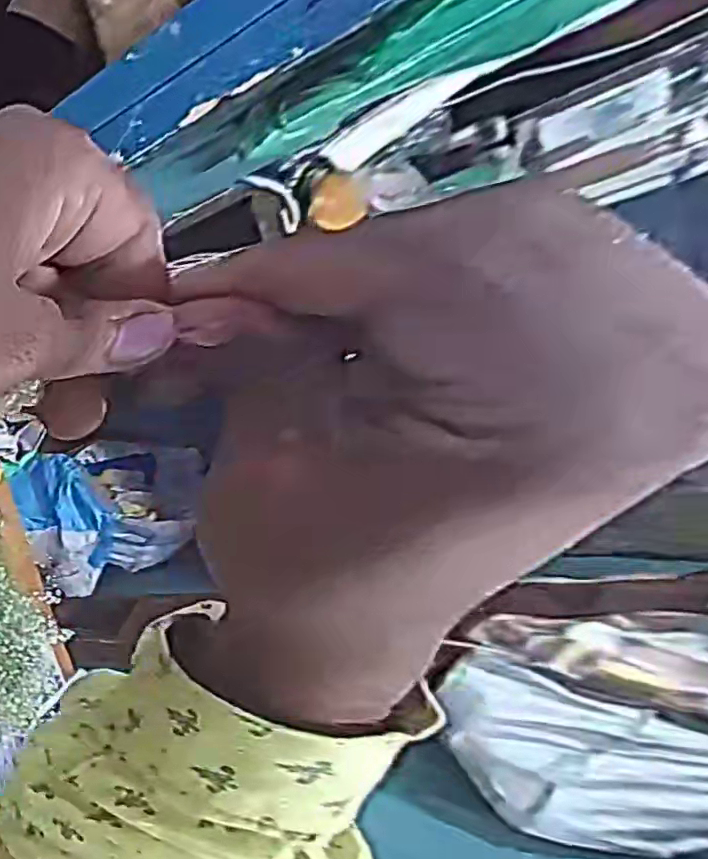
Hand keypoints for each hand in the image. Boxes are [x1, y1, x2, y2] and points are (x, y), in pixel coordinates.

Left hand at [0, 105, 170, 470]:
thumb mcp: (14, 347)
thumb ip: (95, 334)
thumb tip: (162, 330)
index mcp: (37, 163)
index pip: (132, 228)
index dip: (142, 306)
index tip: (141, 375)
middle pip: (80, 257)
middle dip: (90, 339)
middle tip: (89, 418)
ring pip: (30, 285)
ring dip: (47, 354)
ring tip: (54, 424)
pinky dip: (2, 344)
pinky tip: (8, 397)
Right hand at [161, 182, 707, 729]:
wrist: (351, 627)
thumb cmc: (296, 567)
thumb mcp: (260, 460)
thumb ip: (253, 353)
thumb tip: (206, 292)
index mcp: (566, 411)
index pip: (427, 272)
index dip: (294, 267)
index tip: (199, 284)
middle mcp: (666, 366)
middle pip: (494, 231)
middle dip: (342, 260)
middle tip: (246, 298)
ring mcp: (676, 355)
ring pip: (520, 231)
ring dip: (385, 263)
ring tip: (299, 309)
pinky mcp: (644, 354)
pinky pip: (538, 262)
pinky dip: (431, 276)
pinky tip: (366, 316)